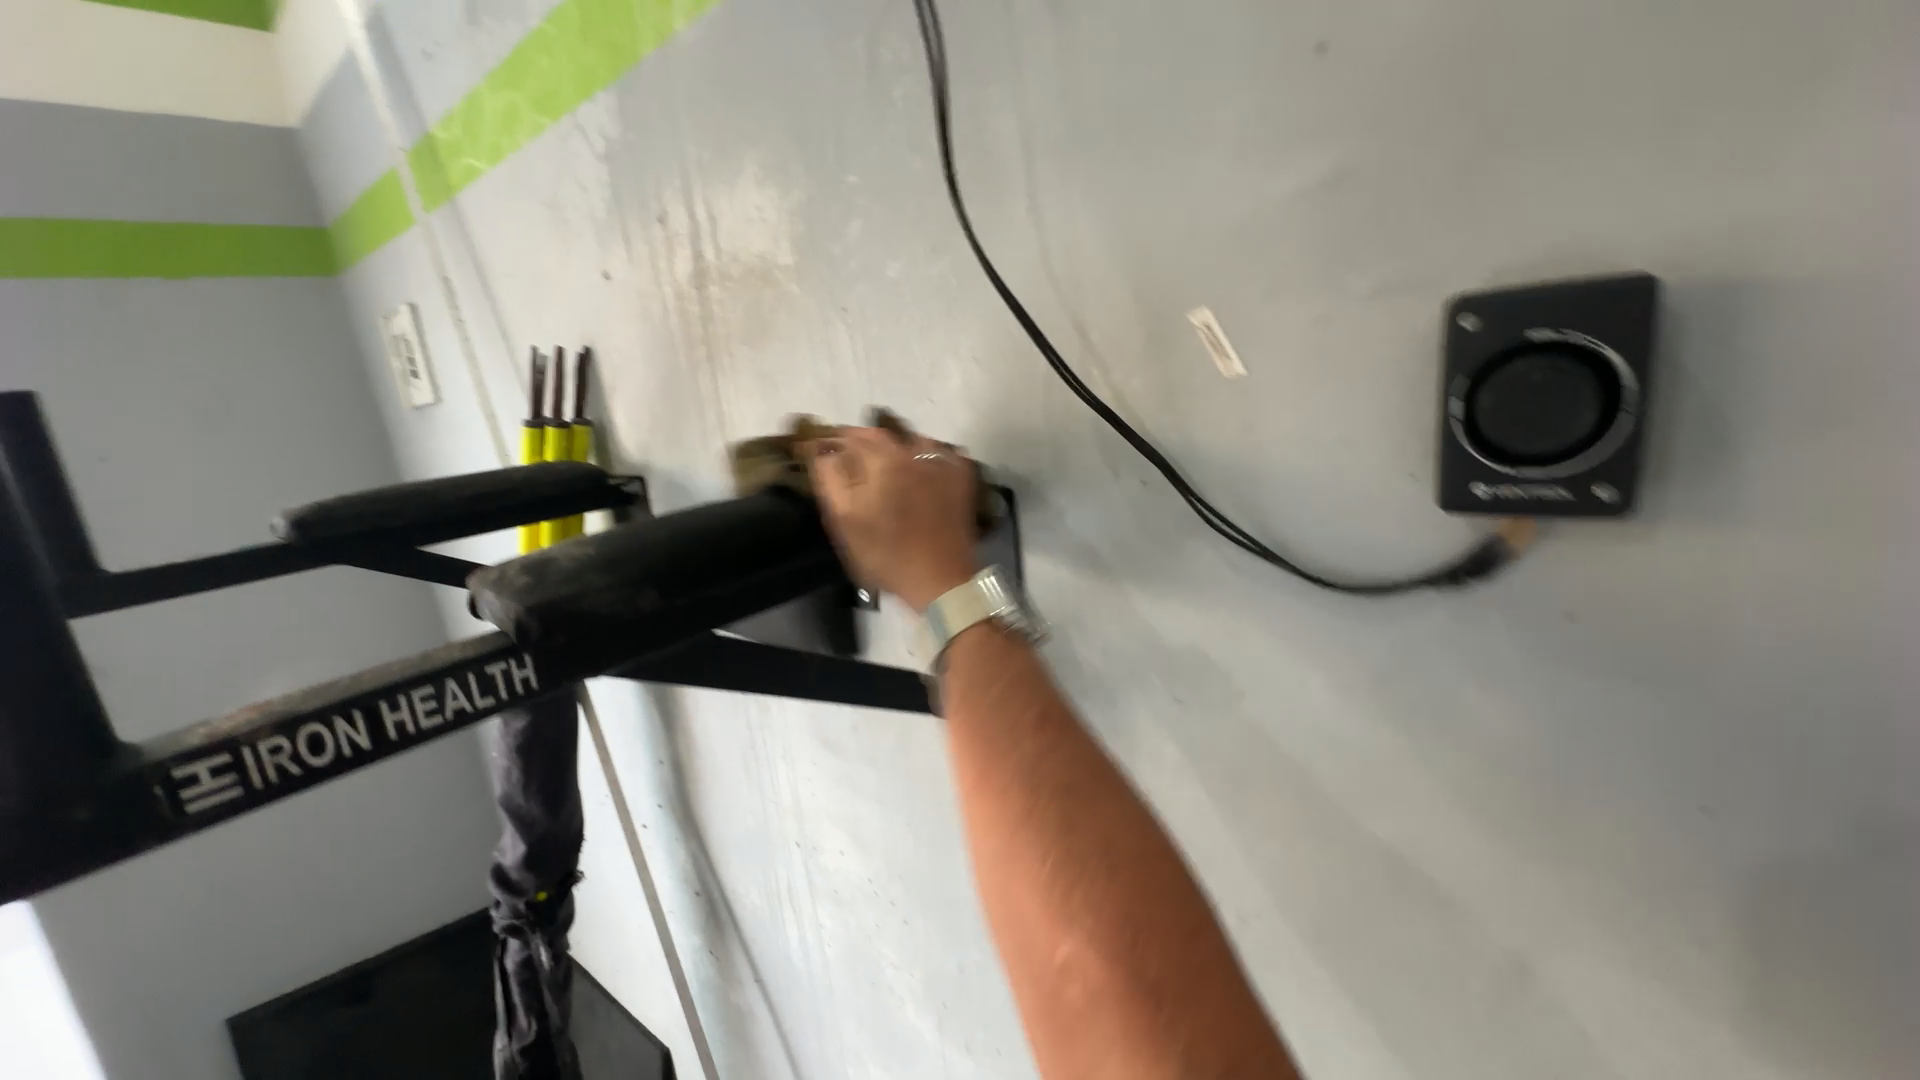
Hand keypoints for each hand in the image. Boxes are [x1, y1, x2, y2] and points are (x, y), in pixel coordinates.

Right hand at [802, 426, 979, 611]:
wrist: (940, 580)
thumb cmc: (885, 555)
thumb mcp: (844, 521)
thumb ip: (830, 478)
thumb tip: (822, 451)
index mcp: (883, 459)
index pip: (849, 437)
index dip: (830, 440)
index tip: (816, 446)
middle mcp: (914, 451)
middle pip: (880, 435)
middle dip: (859, 439)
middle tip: (845, 450)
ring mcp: (942, 462)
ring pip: (911, 439)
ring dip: (893, 445)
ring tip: (883, 459)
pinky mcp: (961, 477)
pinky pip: (940, 453)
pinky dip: (925, 455)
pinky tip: (918, 468)